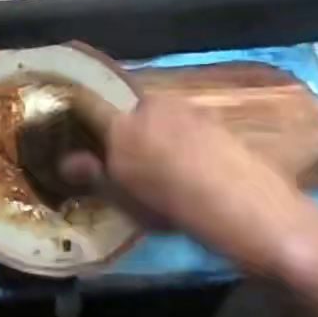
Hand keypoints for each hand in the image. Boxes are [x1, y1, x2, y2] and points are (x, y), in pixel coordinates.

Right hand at [63, 94, 317, 272]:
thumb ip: (94, 174)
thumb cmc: (174, 209)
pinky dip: (184, 139)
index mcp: (120, 125)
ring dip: (158, 133)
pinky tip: (194, 167)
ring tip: (166, 167)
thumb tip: (67, 161)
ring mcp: (186, 109)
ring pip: (160, 117)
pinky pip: (187, 124)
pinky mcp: (215, 118)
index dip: (84, 117)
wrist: (249, 211)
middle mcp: (150, 106)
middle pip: (129, 112)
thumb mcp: (125, 200)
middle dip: (128, 131)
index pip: (90, 107)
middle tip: (131, 162)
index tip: (84, 135)